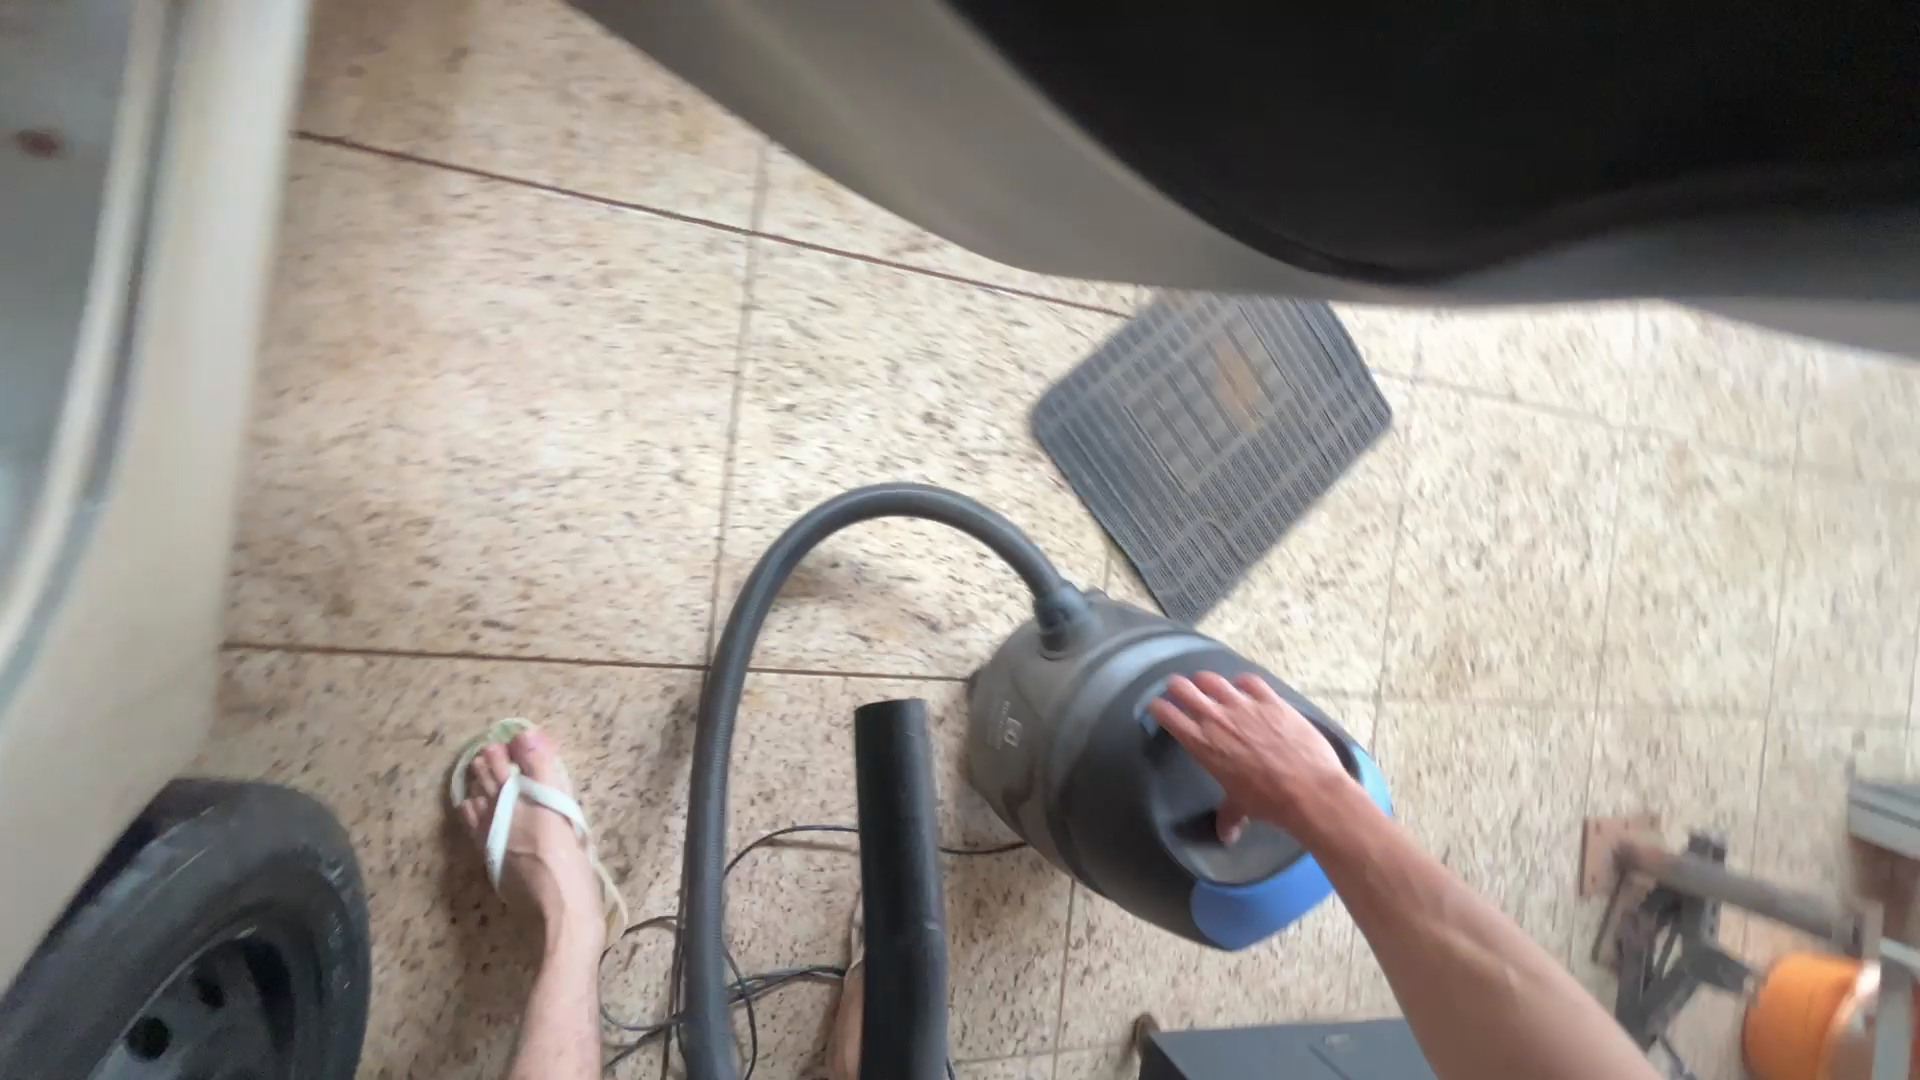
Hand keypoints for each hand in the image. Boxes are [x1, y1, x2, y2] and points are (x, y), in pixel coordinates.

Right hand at [1146, 673, 1354, 841]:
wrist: (1309, 791)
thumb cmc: (1268, 801)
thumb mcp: (1241, 807)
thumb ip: (1228, 815)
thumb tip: (1225, 836)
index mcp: (1201, 742)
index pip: (1165, 713)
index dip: (1158, 707)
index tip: (1159, 709)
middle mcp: (1215, 717)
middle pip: (1182, 687)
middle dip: (1177, 688)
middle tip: (1181, 693)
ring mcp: (1243, 704)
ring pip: (1211, 679)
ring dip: (1206, 682)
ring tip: (1209, 687)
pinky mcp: (1270, 699)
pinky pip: (1248, 680)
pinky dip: (1243, 683)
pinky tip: (1245, 689)